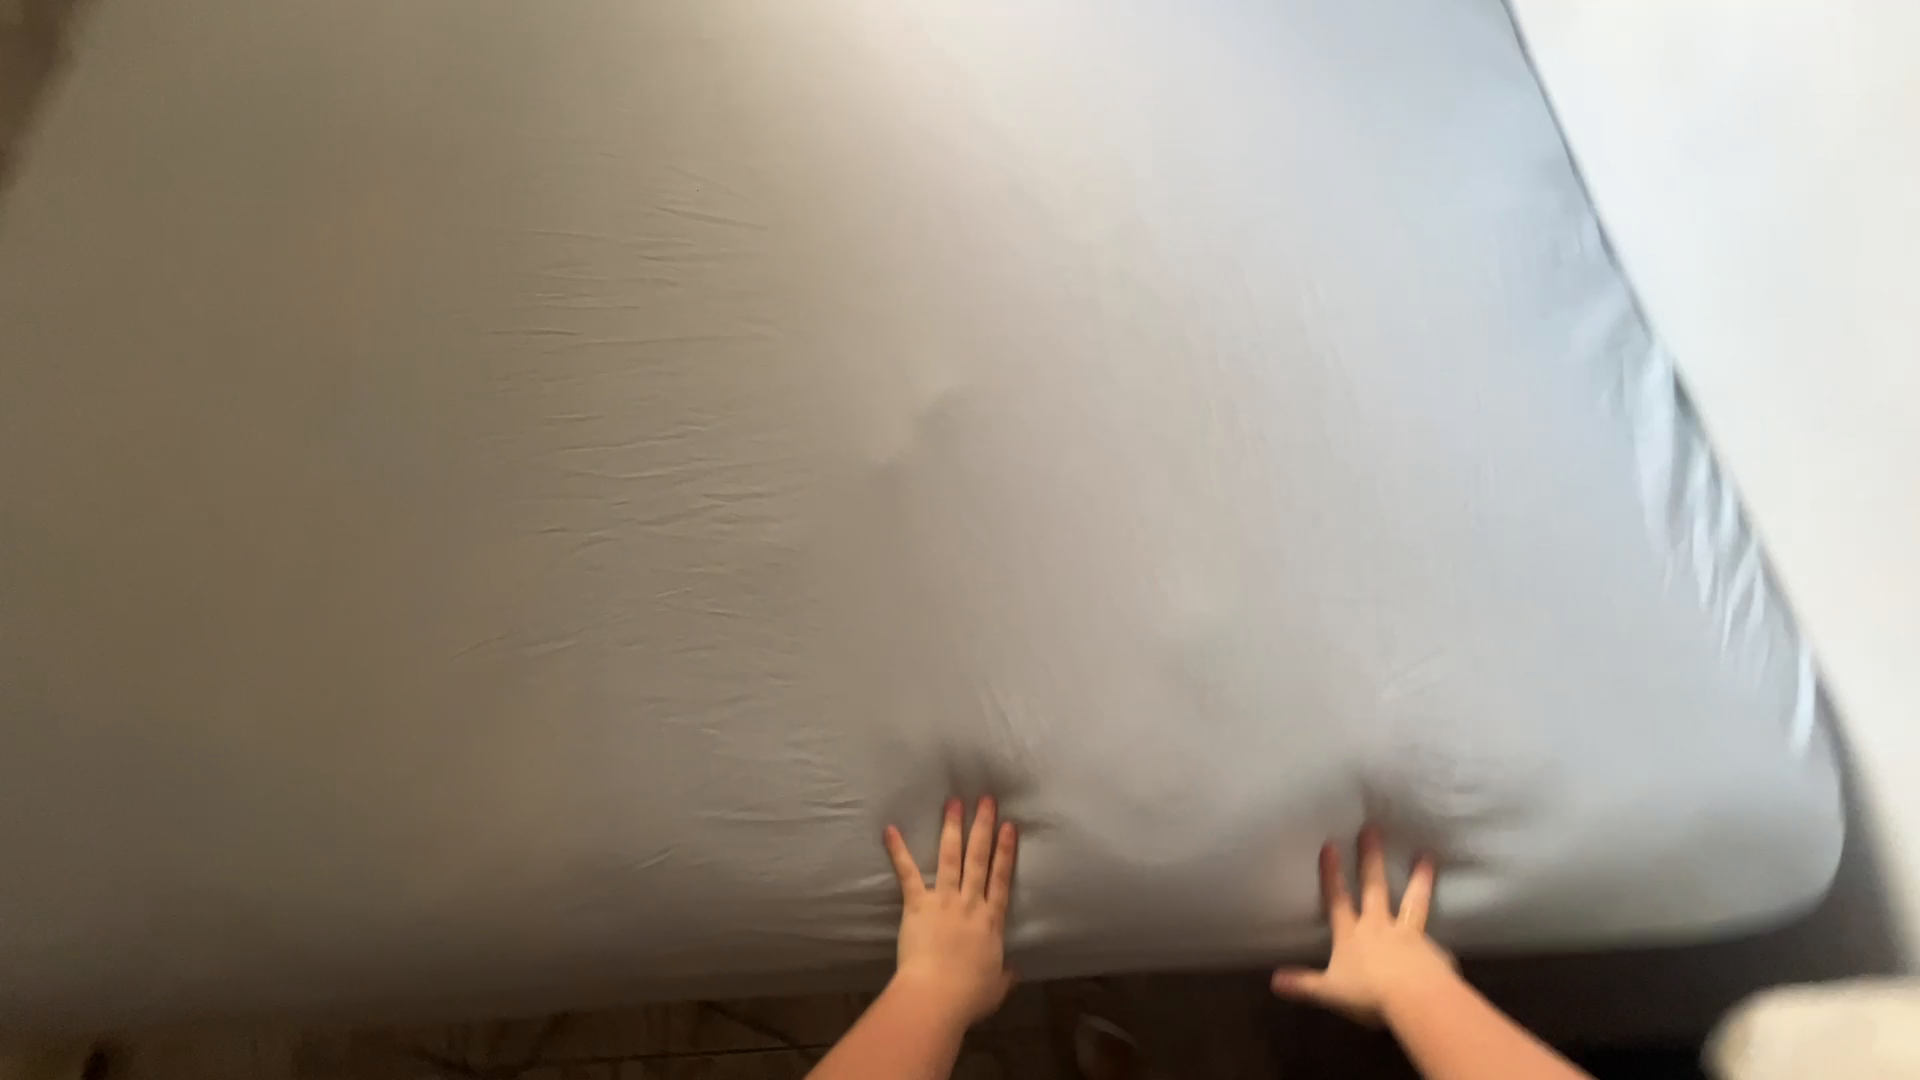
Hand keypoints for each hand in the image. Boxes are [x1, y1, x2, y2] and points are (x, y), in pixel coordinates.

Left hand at [882, 796, 1018, 1026]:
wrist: (937, 997)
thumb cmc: (968, 997)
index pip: (1001, 878)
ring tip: (954, 802)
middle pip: (979, 858)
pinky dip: (898, 851)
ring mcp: (944, 899)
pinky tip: (890, 830)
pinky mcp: (918, 904)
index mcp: (990, 921)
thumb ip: (1004, 975)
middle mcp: (970, 902)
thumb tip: (1013, 971)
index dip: (1006, 850)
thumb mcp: (995, 988)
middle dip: (983, 826)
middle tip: (986, 799)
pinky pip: (908, 873)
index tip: (1009, 825)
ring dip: (952, 827)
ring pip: (950, 856)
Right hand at [1270, 827, 1456, 1024]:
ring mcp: (1410, 937)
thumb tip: (1273, 981)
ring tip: (1427, 857)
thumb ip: (1304, 985)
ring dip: (1419, 879)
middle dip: (1371, 858)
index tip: (1330, 844)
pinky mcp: (1437, 953)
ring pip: (1412, 902)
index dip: (1331, 873)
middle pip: (1374, 887)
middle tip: (1373, 829)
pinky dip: (1439, 948)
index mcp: (1351, 934)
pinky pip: (1438, 948)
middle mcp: (1379, 927)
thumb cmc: (1369, 994)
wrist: (1417, 1003)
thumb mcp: (1330, 992)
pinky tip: (1445, 953)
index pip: (1337, 898)